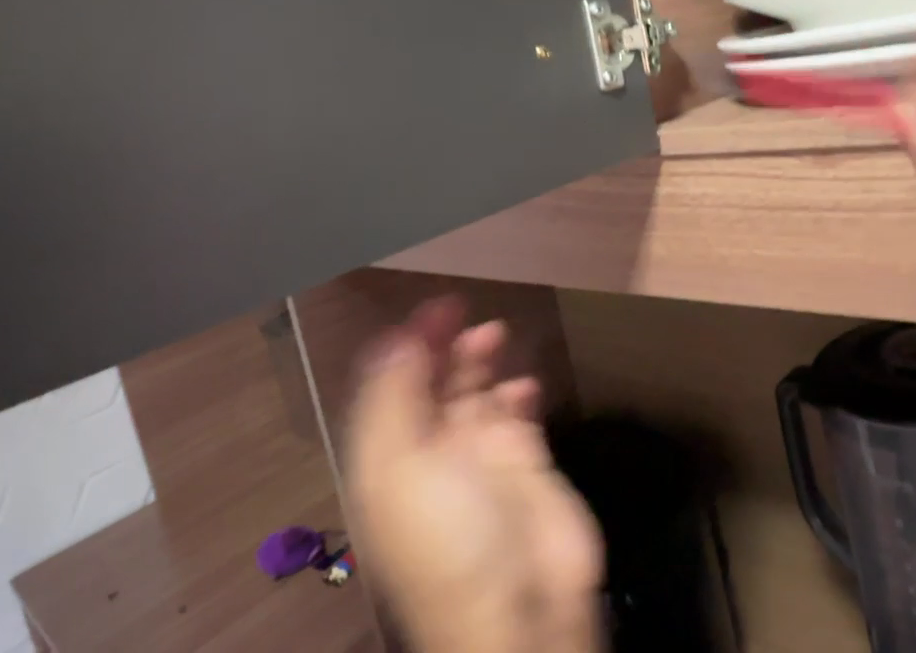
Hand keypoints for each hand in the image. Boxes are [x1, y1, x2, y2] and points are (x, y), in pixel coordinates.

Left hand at [344, 299, 602, 652]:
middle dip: (444, 346)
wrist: (520, 606)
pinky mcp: (525, 461)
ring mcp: (480, 457)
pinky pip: (518, 411)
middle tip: (464, 312)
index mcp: (389, 457)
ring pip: (476, 392)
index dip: (405, 346)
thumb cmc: (448, 536)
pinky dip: (519, 391)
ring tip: (493, 335)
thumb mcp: (399, 467)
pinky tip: (524, 385)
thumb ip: (395, 397)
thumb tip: (394, 338)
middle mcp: (431, 452)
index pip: (390, 388)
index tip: (431, 307)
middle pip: (433, 384)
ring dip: (481, 360)